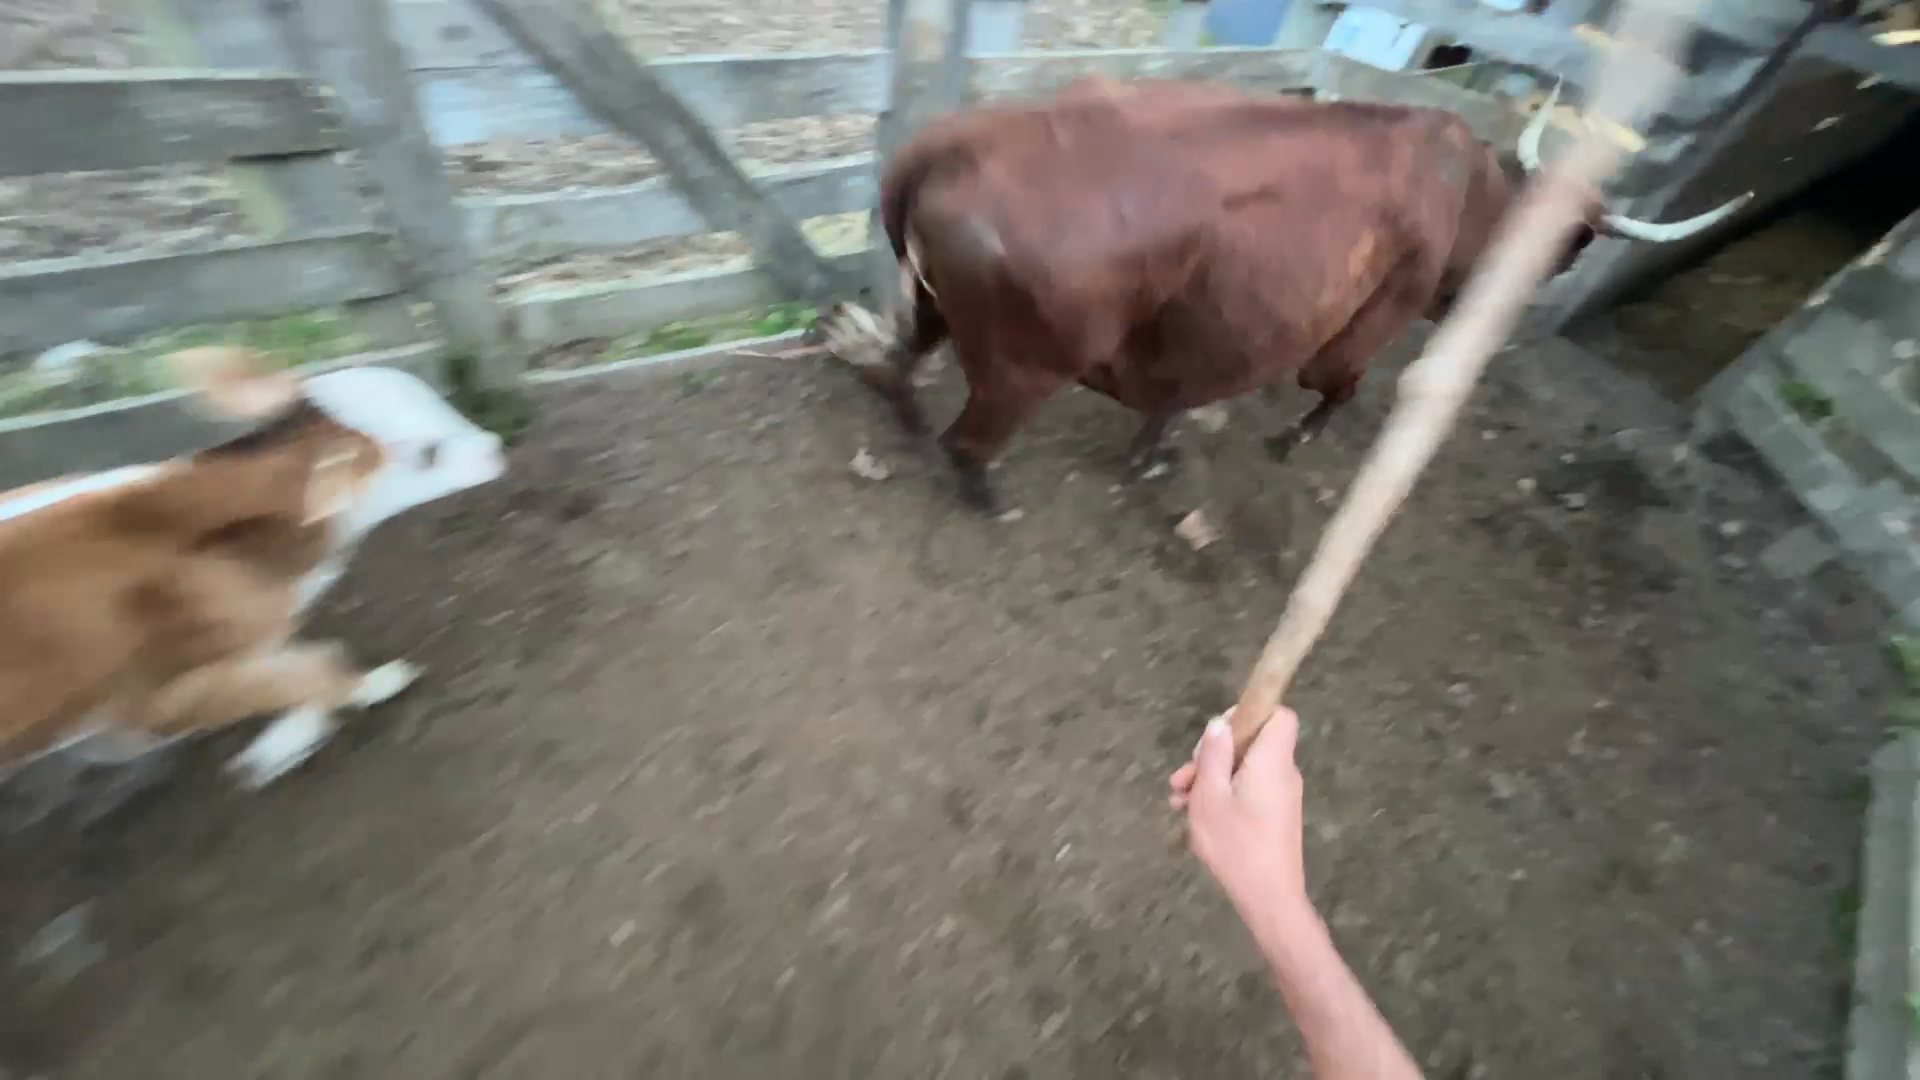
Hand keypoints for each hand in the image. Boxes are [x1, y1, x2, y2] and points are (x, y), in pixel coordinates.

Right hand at [1169, 707, 1309, 920]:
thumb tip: (1219, 723)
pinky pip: (1247, 787)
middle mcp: (1281, 773)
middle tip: (1185, 776)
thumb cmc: (1236, 845)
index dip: (1249, 712)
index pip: (1278, 715)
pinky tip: (1192, 811)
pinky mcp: (1274, 814)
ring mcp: (1279, 795)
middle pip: (1251, 741)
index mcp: (1271, 762)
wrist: (1268, 901)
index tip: (1219, 733)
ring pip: (1243, 767)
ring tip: (1178, 798)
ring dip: (1210, 775)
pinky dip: (1222, 792)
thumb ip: (1213, 754)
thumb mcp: (1210, 796)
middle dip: (1213, 752)